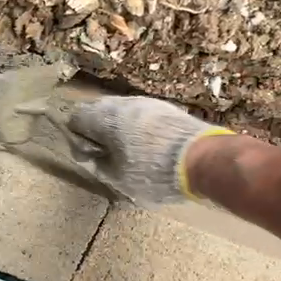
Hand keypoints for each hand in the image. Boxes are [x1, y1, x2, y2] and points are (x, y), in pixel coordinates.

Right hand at [66, 95, 230, 206]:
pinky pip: (142, 116)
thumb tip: (88, 156)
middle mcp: (123, 103)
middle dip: (97, 130)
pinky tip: (150, 148)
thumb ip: (97, 164)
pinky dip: (138, 128)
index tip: (88, 156)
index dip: (77, 138)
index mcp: (104, 116)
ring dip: (119, 129)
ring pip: (122, 112)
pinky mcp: (168, 108)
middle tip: (107, 155)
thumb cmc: (153, 171)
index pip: (75, 118)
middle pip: (98, 111)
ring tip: (130, 153)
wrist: (205, 159)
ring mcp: (148, 102)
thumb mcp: (118, 178)